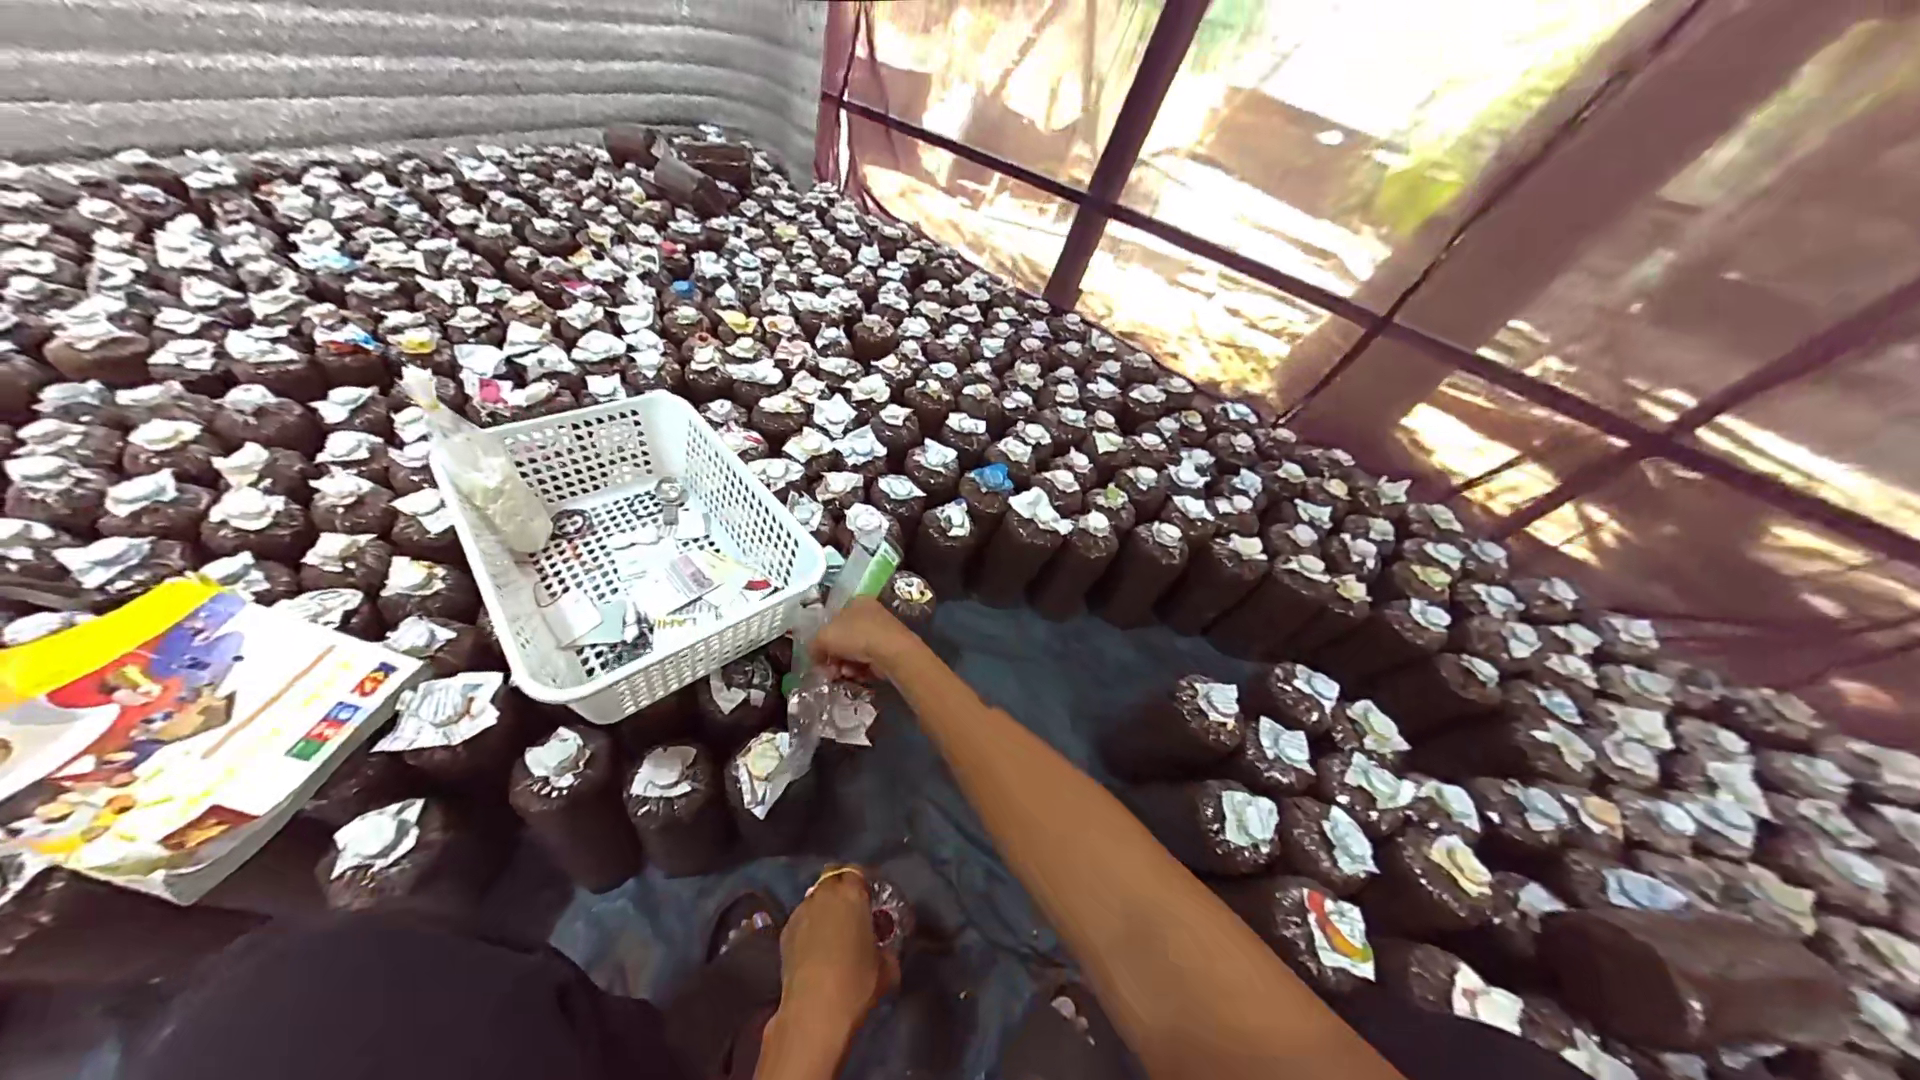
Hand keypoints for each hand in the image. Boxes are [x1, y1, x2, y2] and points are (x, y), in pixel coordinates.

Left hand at [777, 867, 897, 1035]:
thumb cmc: (856, 983)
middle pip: (832, 877)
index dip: (862, 884)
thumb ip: (886, 948)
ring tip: (830, 932)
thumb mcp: (887, 967)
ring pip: (814, 899)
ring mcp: (800, 912)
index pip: (857, 871)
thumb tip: (883, 950)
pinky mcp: (784, 933)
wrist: (814, 1011)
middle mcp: (824, 895)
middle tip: (850, 911)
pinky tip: (813, 949)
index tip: (869, 900)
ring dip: (823, 908)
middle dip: (840, 889)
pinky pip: (801, 919)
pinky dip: (808, 927)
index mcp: (852, 894)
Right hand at [809, 597, 919, 682]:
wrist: (891, 652)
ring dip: (844, 665)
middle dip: (833, 656)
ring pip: (854, 652)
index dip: (823, 637)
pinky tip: (856, 674)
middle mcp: (870, 614)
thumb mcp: (823, 637)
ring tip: (842, 673)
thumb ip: (814, 645)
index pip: (834, 618)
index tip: (819, 654)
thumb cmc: (856, 636)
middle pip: (843, 638)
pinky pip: (867, 662)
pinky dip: (859, 670)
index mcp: (856, 602)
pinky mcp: (889, 651)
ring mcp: (881, 633)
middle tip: (828, 670)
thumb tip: (816, 657)